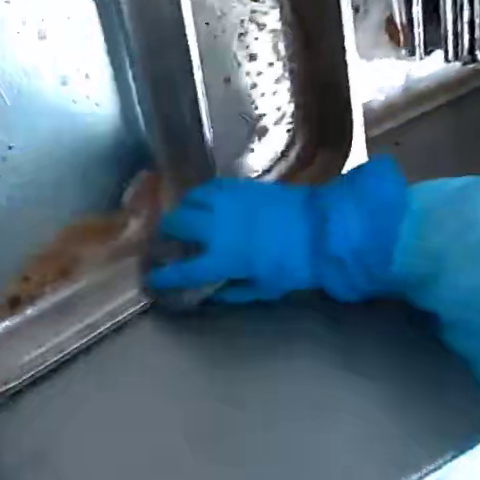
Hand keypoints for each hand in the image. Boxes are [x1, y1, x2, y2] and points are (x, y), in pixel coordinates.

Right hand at [147, 158, 409, 303]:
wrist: (327, 229)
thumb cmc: (296, 266)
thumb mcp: (265, 288)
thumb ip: (233, 291)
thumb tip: (212, 292)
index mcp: (221, 258)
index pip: (181, 271)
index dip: (163, 276)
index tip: (153, 278)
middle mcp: (214, 228)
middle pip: (174, 225)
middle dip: (166, 233)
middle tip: (169, 240)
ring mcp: (224, 203)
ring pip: (187, 201)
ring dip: (183, 210)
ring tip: (186, 217)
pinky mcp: (237, 187)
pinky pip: (208, 188)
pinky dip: (201, 196)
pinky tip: (206, 202)